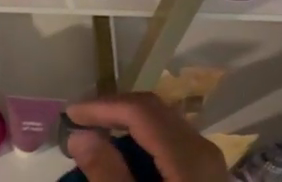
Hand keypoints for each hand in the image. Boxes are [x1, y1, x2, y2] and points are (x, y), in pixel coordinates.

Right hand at [65, 93, 229, 181]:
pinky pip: (173, 142)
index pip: (140, 111)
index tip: (70, 116)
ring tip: (99, 138)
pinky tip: (127, 160)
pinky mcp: (208, 178)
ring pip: (164, 124)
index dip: (102, 107)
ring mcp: (210, 164)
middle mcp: (203, 150)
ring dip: (129, 125)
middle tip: (81, 122)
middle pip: (154, 111)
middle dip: (114, 111)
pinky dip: (145, 142)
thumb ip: (108, 175)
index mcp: (188, 156)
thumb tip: (80, 135)